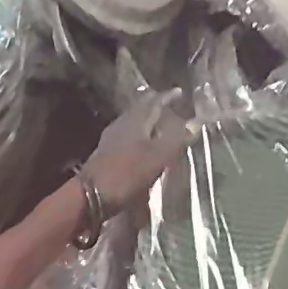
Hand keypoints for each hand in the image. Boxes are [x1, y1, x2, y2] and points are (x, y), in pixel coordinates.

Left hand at [81, 91, 194, 209]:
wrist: (91, 196)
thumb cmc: (126, 174)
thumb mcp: (157, 158)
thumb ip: (176, 139)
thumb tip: (196, 123)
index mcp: (136, 121)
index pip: (154, 101)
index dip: (168, 97)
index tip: (180, 92)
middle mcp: (122, 124)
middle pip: (140, 109)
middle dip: (155, 105)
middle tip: (168, 103)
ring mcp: (111, 139)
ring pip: (132, 122)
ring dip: (145, 120)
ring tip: (158, 123)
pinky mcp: (106, 153)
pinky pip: (126, 136)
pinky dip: (137, 135)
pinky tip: (140, 143)